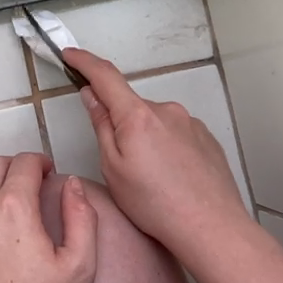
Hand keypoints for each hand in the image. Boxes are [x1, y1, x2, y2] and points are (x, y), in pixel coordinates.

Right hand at [63, 48, 248, 259]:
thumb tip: (92, 96)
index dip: (84, 62)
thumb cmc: (156, 204)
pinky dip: (165, 147)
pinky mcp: (206, 138)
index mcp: (137, 116)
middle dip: (119, 123)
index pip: (105, 76)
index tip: (70, 54)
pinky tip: (170, 177)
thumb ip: (101, 126)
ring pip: (153, 121)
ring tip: (150, 178)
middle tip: (119, 163)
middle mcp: (166, 110)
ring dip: (144, 138)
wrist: (211, 227)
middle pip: (130, 105)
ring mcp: (190, 123)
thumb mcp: (113, 168)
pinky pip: (175, 133)